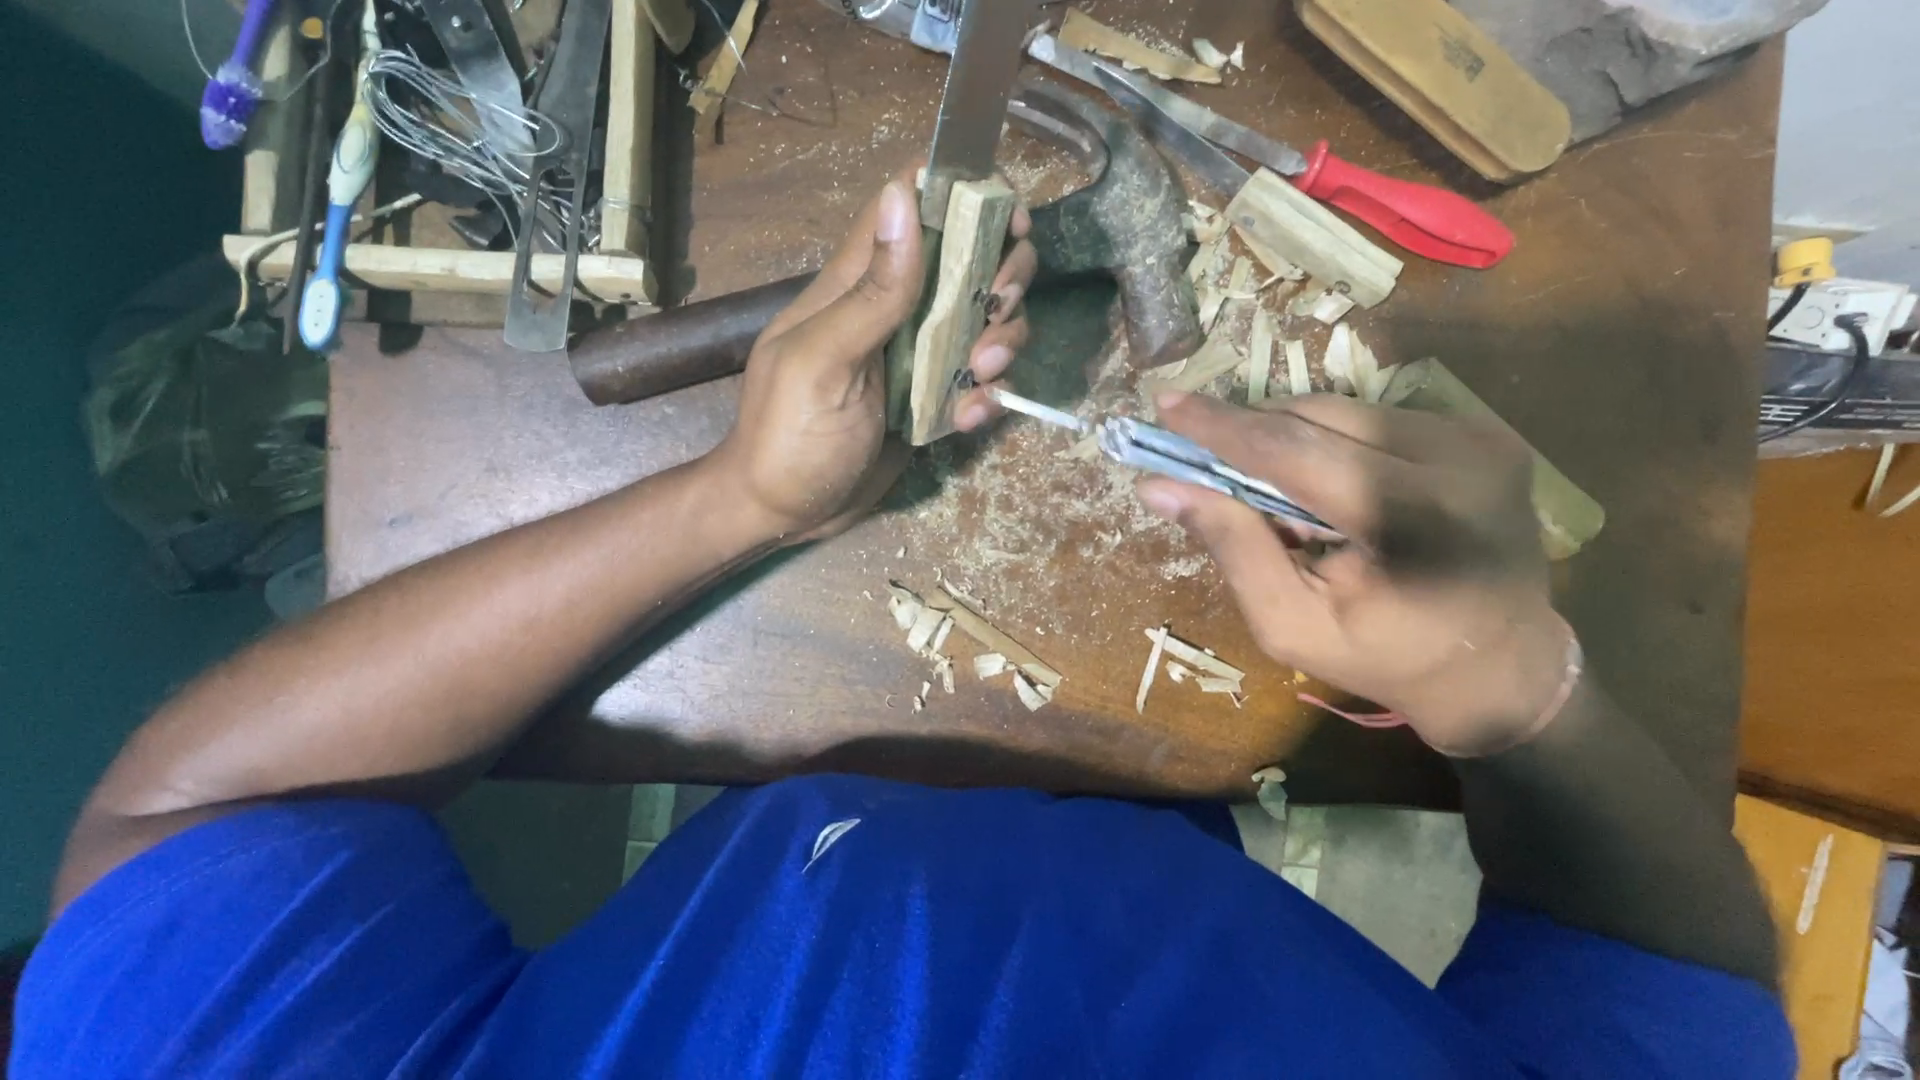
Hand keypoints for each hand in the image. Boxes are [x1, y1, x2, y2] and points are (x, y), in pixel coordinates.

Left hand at [709, 169, 1036, 543]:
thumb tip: (903, 198)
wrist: (784, 511)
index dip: (964, 194)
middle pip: (970, 258)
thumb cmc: (789, 435)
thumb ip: (870, 290)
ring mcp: (918, 356)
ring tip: (980, 377)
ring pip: (987, 321)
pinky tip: (966, 422)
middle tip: (997, 311)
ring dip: (1002, 341)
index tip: (1007, 220)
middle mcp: (896, 308)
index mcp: (857, 282)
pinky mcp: (933, 399)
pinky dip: (986, 398)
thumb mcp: (824, 362)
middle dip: (1003, 275)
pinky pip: (980, 382)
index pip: (912, 204)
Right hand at [1137, 392, 1573, 755]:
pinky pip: (1375, 417)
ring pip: (1344, 409)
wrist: (1499, 662)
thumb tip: (1159, 487)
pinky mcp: (1482, 432)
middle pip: (1318, 417)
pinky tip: (1319, 478)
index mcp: (1412, 521)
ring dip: (1288, 433)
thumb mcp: (1290, 625)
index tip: (1164, 404)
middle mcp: (1457, 461)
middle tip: (1194, 445)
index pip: (1295, 452)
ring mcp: (1478, 440)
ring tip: (1262, 476)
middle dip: (1247, 427)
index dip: (1223, 427)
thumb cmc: (1384, 657)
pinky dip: (1329, 437)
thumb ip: (1232, 548)